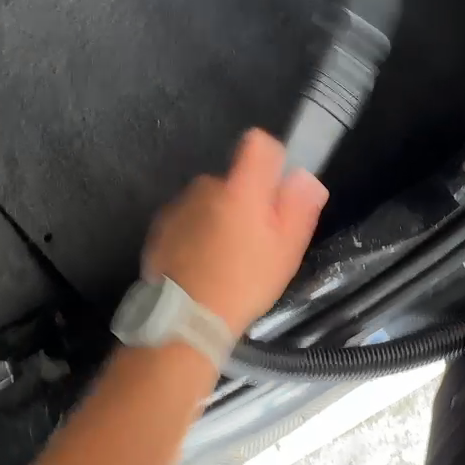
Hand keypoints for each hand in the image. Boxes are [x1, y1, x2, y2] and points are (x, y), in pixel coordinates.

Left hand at [142, 129, 328, 333]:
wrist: (184, 320)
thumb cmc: (244, 282)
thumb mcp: (286, 250)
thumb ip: (299, 207)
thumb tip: (305, 178)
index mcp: (241, 188)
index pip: (258, 144)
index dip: (271, 159)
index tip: (275, 187)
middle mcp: (207, 186)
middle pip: (233, 178)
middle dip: (244, 200)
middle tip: (253, 239)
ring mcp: (179, 206)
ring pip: (209, 200)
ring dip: (218, 217)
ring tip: (224, 257)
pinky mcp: (159, 228)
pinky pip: (187, 219)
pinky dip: (195, 233)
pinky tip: (201, 265)